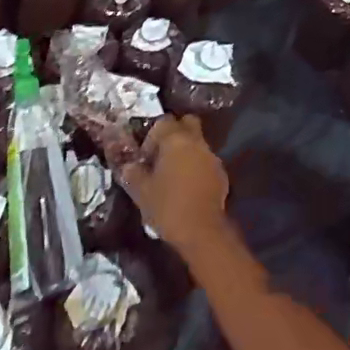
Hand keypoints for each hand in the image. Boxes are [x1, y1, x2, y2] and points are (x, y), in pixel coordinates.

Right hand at [117, 115, 229, 250]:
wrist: (201, 229)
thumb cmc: (167, 207)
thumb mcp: (141, 192)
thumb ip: (133, 173)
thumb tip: (129, 166)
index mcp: (175, 140)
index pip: (164, 121)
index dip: (152, 135)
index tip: (145, 156)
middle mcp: (196, 141)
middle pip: (187, 123)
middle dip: (175, 132)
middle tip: (162, 155)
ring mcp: (211, 155)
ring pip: (198, 142)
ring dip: (187, 151)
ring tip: (173, 174)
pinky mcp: (221, 171)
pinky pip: (206, 160)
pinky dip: (197, 166)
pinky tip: (188, 186)